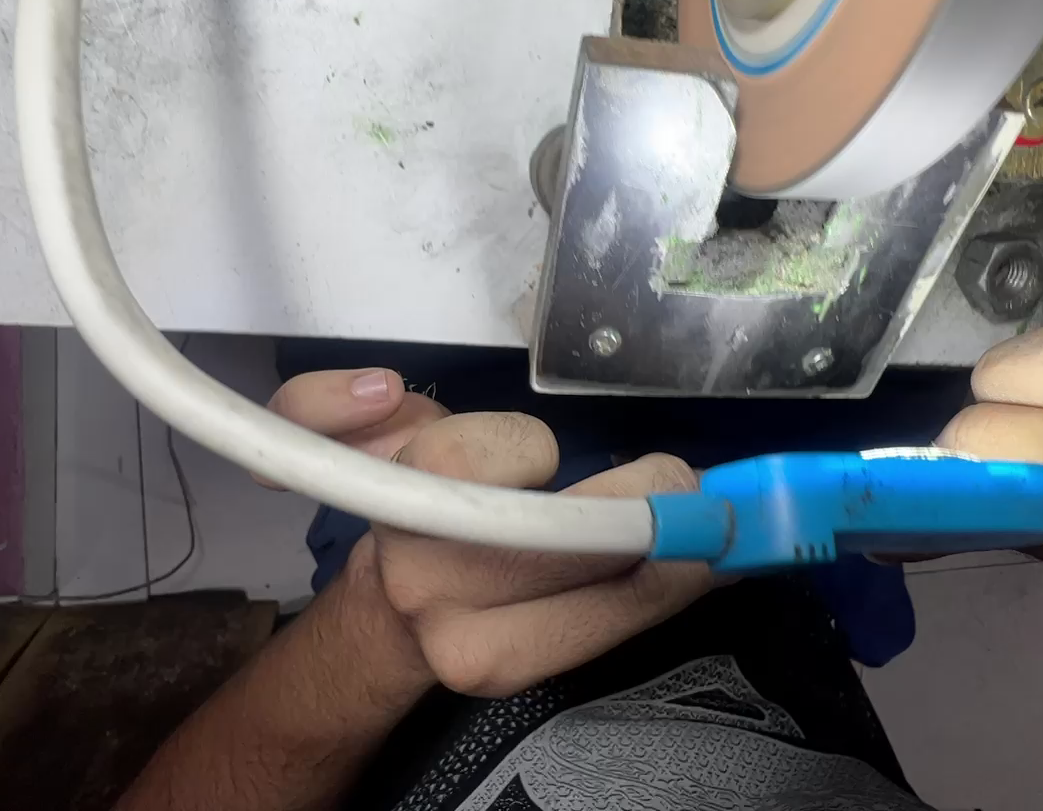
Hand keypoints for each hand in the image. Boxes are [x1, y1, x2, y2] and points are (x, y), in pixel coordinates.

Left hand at [265, 370, 712, 697]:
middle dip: (629, 492)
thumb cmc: (490, 605)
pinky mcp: (338, 471)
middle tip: (661, 475)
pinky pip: (316, 415)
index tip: (709, 505)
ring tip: (520, 469)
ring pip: (473, 447)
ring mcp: (382, 527)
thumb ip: (636, 584)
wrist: (396, 611)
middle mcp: (428, 594)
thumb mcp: (562, 624)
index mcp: (491, 648)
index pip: (609, 582)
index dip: (671, 532)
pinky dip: (336, 398)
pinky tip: (380, 394)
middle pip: (549, 512)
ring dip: (516, 448)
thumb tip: (725, 535)